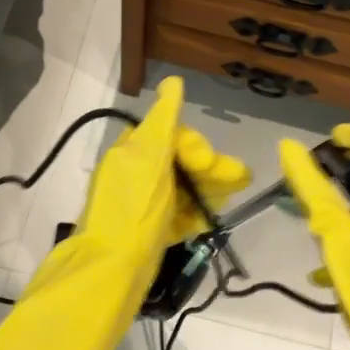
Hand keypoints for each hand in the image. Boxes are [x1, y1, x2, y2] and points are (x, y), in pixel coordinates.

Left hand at [78, 75, 249, 263]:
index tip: (208, 162)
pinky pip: (178, 214)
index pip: (172, 136)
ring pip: (184, 188)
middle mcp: (136, 173)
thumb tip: (174, 81)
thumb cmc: (134, 206)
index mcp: (132, 150)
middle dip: (209, 169)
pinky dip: (195, 214)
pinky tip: (209, 220)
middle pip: (181, 162)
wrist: (113, 267)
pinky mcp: (151, 231)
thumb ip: (164, 120)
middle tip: (236, 181)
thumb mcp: (150, 155)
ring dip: (208, 190)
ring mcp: (144, 204)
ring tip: (228, 200)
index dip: (196, 147)